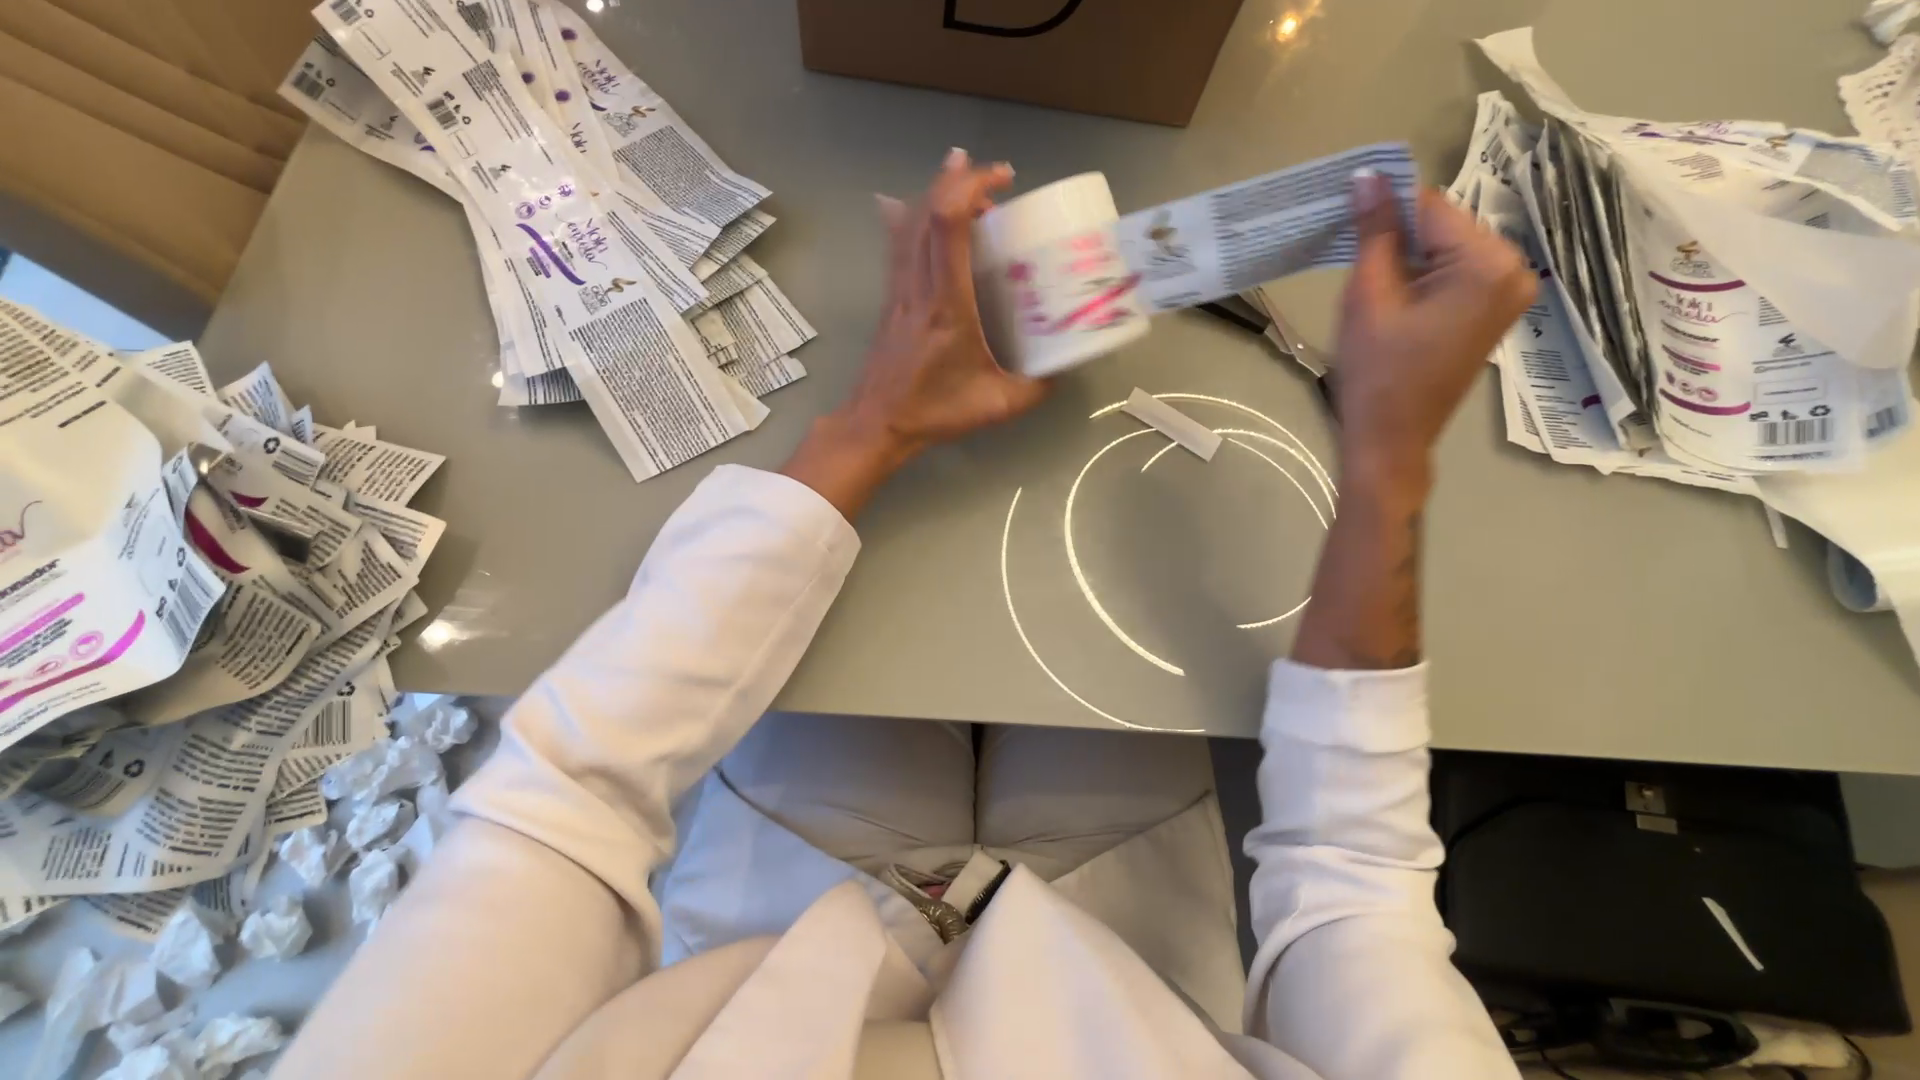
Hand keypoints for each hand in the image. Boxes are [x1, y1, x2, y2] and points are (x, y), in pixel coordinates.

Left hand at [783, 149, 1045, 518]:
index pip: (947, 227)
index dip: (971, 189)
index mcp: (947, 305)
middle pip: (927, 212)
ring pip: (909, 223)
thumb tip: (1063, 371)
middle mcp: (919, 287)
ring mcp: (900, 291)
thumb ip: (1036, 388)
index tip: (1002, 180)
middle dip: (959, 179)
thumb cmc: (934, 413)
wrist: (877, 425)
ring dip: (934, 192)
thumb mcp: (996, 405)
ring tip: (962, 174)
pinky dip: (907, 217)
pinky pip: (897, 245)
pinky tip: (907, 203)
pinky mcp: (891, 299)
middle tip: (996, 175)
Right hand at [1289, 175, 1532, 670]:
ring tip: (1372, 292)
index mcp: (1488, 263)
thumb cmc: (1376, 373)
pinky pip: (1454, 275)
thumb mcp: (1368, 295)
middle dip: (1398, 239)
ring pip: (1446, 250)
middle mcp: (1514, 270)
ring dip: (1407, 259)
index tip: (1348, 222)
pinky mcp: (1495, 311)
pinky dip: (1423, 279)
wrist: (1391, 440)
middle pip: (1442, 228)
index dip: (1384, 211)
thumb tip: (1366, 175)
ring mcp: (1510, 293)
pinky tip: (1392, 303)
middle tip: (1356, 268)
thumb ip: (1373, 231)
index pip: (1429, 207)